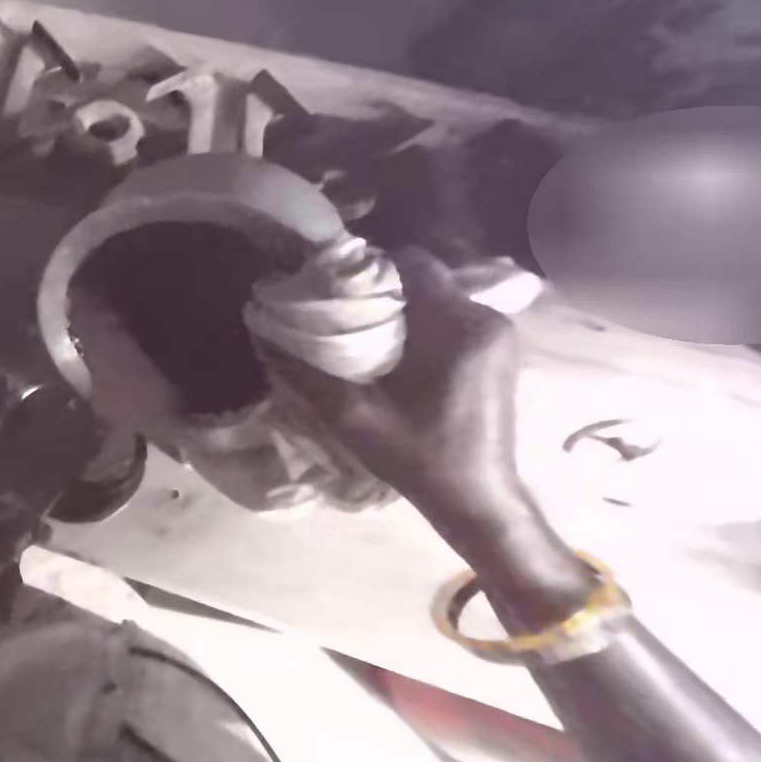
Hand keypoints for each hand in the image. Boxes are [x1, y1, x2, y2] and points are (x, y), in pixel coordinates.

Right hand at [264, 249, 590, 617]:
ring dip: (397, 305)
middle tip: (337, 311)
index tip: (331, 287)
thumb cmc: (417, 456)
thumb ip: (305, 370)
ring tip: (358, 330)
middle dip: (378, 287)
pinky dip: (417, 321)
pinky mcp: (496, 352)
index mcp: (458, 327)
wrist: (477, 499)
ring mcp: (498, 336)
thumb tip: (262, 332)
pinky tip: (391, 351)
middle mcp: (487, 320)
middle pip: (423, 276)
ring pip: (435, 295)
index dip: (366, 267)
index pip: (412, 262)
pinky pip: (449, 316)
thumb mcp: (350, 414)